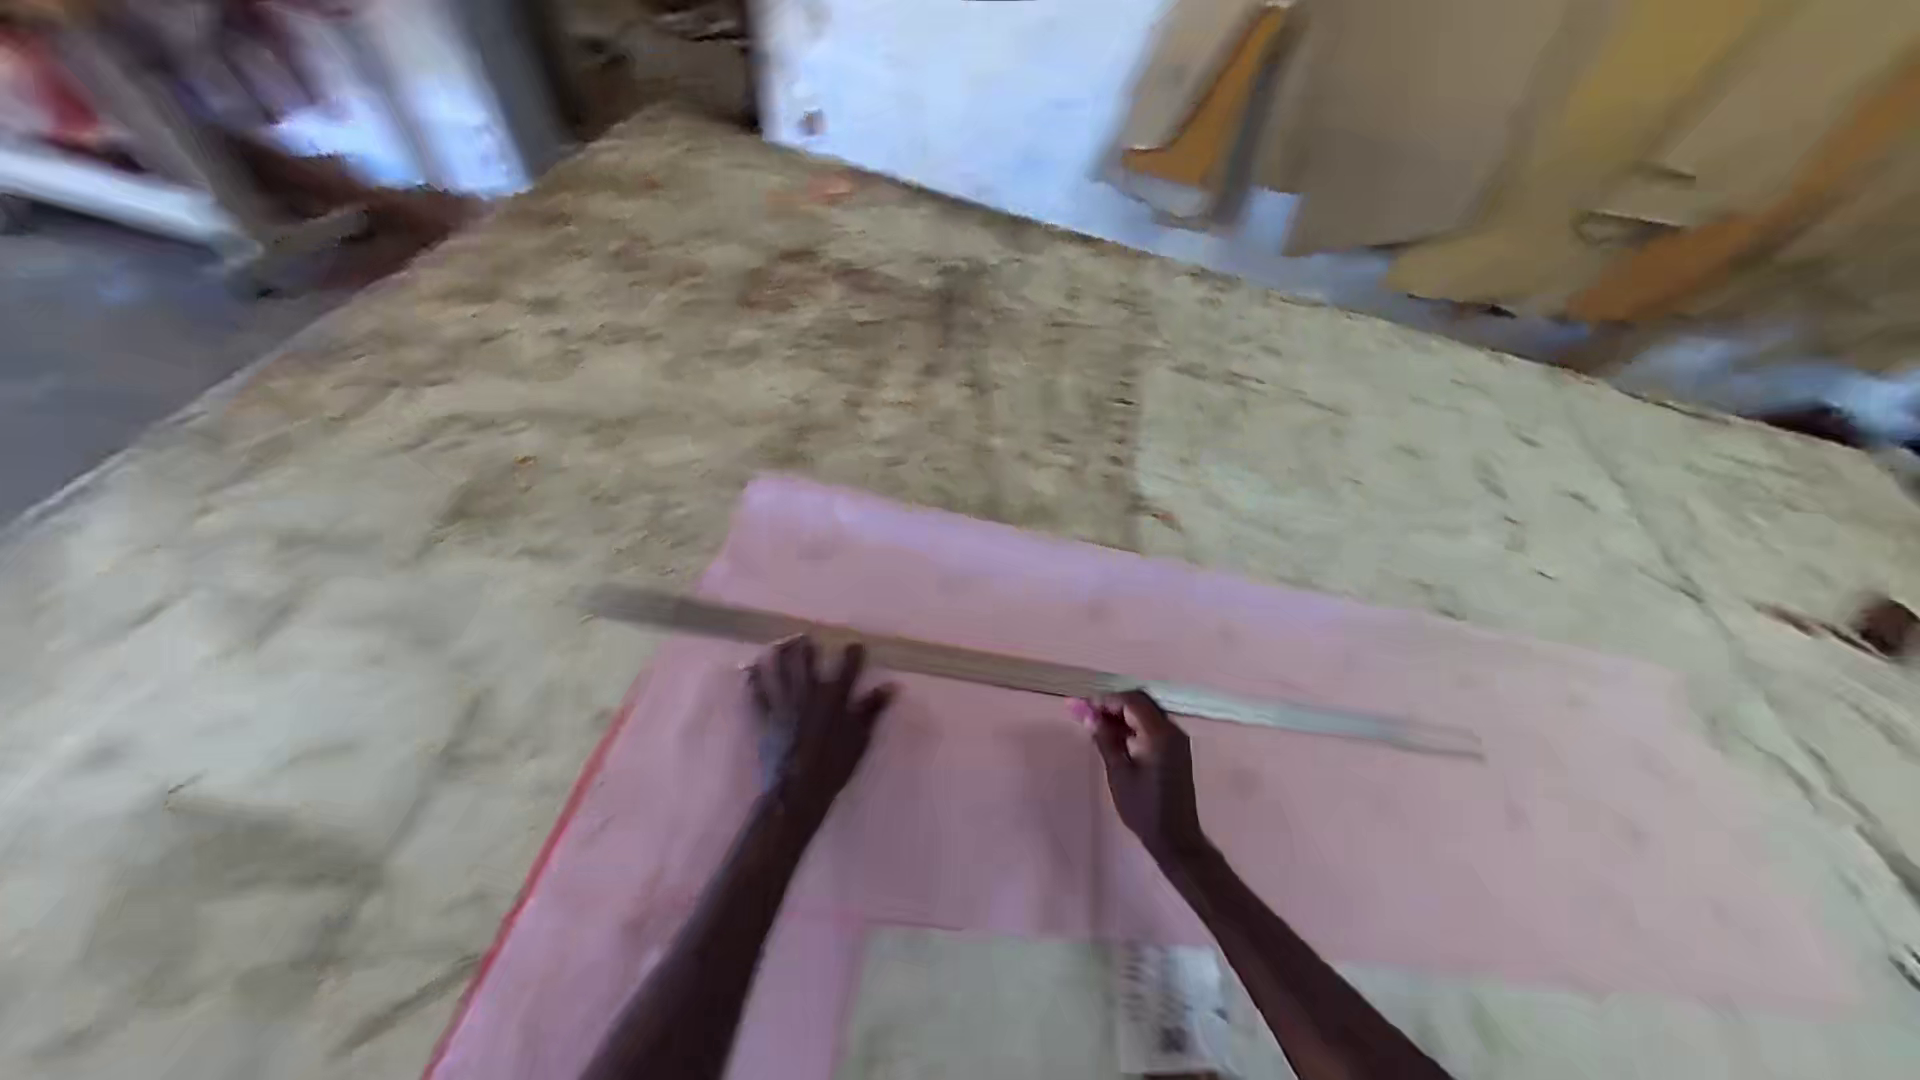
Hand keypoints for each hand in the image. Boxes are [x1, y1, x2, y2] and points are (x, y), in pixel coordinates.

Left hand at [747, 637, 894, 823]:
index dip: (853, 652)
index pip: (848, 665)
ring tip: (781, 645)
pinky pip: (756, 694)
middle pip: (806, 659)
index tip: (856, 646)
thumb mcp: (861, 739)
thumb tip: (892, 686)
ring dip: (779, 654)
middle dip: (807, 646)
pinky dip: (753, 680)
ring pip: (778, 669)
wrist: (797, 792)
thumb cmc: (834, 767)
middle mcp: (808, 692)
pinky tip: (750, 670)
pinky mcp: (764, 718)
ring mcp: (783, 703)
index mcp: (835, 697)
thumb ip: (873, 710)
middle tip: (807, 638)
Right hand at [1075, 690, 1206, 862]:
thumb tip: (1089, 716)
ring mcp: (1177, 739)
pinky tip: (1115, 736)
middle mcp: (1172, 730)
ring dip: (1121, 714)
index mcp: (1159, 734)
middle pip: (1140, 702)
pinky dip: (1133, 725)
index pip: (1130, 702)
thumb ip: (1105, 739)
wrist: (1175, 837)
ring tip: (1096, 723)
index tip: (1082, 706)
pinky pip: (1152, 726)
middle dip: (1112, 704)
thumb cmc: (1143, 808)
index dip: (1105, 700)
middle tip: (1087, 712)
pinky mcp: (1176, 749)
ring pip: (1146, 713)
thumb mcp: (1118, 773)